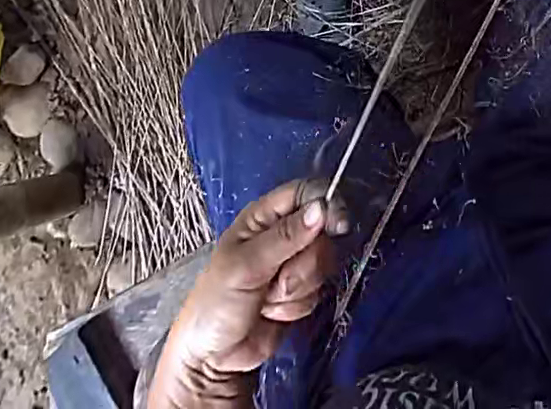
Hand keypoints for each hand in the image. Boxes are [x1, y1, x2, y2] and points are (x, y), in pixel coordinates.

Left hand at [149, 180, 348, 408]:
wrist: (212, 358)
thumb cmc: (216, 301)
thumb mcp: (246, 265)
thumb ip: (285, 237)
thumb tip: (321, 209)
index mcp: (264, 215)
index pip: (305, 192)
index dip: (325, 204)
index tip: (338, 224)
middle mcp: (283, 232)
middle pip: (321, 230)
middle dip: (305, 261)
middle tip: (278, 277)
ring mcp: (294, 261)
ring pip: (322, 262)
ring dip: (298, 287)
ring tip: (268, 298)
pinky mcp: (301, 289)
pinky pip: (318, 289)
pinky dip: (297, 305)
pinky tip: (273, 311)